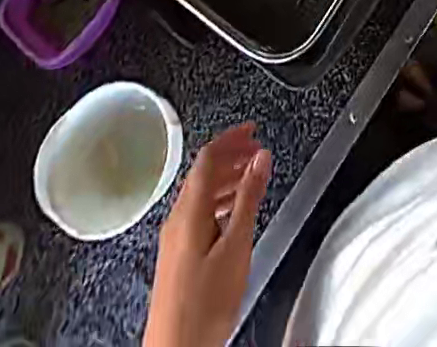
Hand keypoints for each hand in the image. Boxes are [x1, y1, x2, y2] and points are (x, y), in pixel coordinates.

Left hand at [143, 123, 271, 346]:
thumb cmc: (203, 305)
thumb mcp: (236, 247)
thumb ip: (249, 199)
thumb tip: (260, 161)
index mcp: (190, 208)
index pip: (208, 156)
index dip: (231, 138)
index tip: (251, 130)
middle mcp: (178, 216)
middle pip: (203, 171)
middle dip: (231, 155)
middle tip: (255, 148)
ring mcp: (176, 234)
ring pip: (201, 191)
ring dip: (226, 177)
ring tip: (250, 174)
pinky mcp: (178, 251)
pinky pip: (198, 210)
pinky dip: (218, 199)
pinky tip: (232, 211)